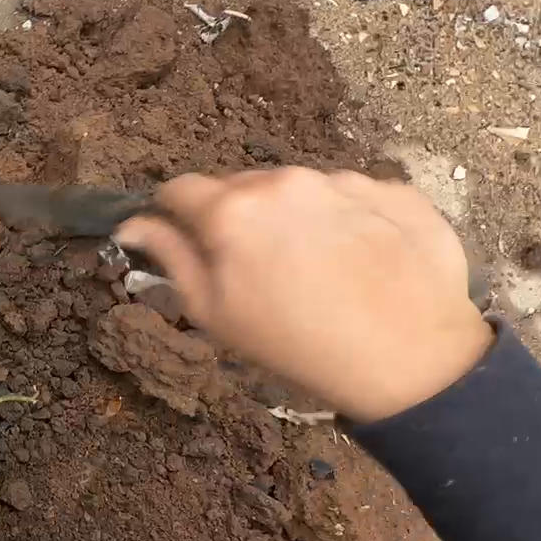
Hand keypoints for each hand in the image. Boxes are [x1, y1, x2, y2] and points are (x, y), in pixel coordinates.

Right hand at [115, 168, 490, 422]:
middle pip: (238, 185)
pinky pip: (347, 195)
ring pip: (293, 189)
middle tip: (250, 264)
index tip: (184, 237)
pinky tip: (352, 259)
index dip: (172, 212)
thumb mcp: (210, 309)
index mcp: (231, 208)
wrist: (409, 359)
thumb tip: (131, 224)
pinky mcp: (394, 190)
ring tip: (309, 265)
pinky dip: (340, 218)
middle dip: (233, 215)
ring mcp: (343, 181)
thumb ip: (168, 255)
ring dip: (287, 215)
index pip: (178, 188)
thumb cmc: (291, 341)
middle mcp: (284, 181)